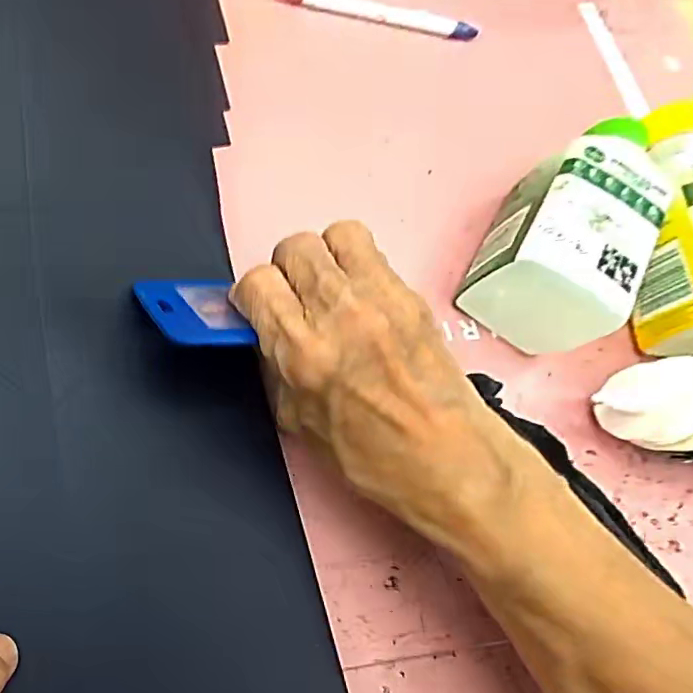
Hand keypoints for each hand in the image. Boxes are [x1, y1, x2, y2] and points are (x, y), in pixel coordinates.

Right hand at [229, 222, 545, 554]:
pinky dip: (354, 264)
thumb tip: (264, 334)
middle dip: (280, 270)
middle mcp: (340, 315)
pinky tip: (354, 298)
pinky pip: (372, 252)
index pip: (257, 283)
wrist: (445, 457)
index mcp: (302, 352)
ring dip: (319, 257)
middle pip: (294, 248)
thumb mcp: (295, 416)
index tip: (251, 310)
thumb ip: (274, 365)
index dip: (247, 296)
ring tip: (322, 289)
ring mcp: (381, 299)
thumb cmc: (368, 453)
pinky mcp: (412, 295)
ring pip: (334, 235)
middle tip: (286, 297)